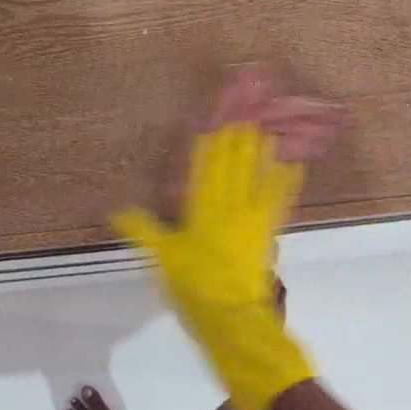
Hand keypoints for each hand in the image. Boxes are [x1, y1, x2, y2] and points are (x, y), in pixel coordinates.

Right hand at [112, 124, 314, 409]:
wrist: (234, 320)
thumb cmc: (194, 289)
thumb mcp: (163, 260)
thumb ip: (144, 231)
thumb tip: (118, 211)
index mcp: (202, 207)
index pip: (207, 160)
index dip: (214, 129)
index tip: (221, 102)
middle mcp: (230, 204)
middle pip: (235, 155)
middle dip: (242, 121)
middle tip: (253, 89)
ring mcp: (253, 216)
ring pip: (257, 169)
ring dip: (263, 140)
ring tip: (271, 112)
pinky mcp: (268, 230)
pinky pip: (279, 198)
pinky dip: (285, 177)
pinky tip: (293, 160)